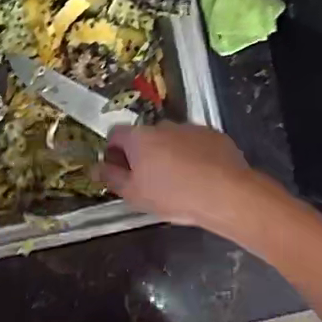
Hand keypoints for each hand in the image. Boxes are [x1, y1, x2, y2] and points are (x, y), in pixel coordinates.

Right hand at [98, 123, 264, 230]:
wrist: (226, 193)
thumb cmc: (172, 195)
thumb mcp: (134, 194)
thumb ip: (112, 178)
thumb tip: (96, 168)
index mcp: (138, 137)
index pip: (115, 134)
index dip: (113, 152)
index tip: (120, 171)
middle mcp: (163, 125)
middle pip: (144, 137)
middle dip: (143, 154)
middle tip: (149, 180)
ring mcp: (191, 128)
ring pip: (171, 139)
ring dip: (169, 154)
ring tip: (178, 181)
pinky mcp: (214, 135)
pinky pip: (195, 143)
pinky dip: (193, 155)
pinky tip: (200, 176)